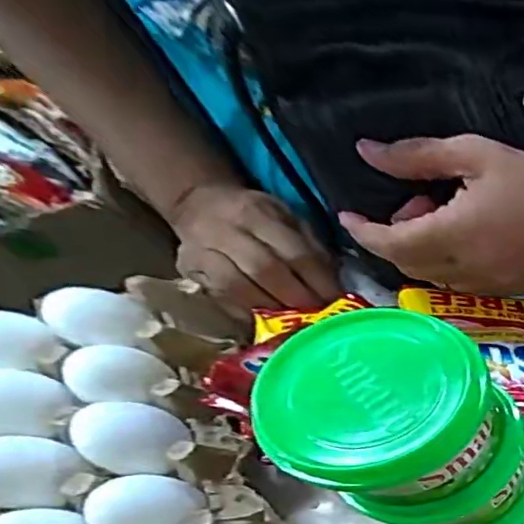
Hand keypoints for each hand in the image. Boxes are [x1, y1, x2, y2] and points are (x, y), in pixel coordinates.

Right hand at [169, 184, 339, 308]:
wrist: (200, 204)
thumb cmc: (261, 221)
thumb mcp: (293, 223)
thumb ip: (314, 251)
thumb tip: (337, 288)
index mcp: (261, 214)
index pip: (297, 253)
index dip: (320, 282)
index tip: (337, 301)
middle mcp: (227, 229)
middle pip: (266, 270)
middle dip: (297, 297)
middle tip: (318, 315)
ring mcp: (200, 247)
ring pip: (237, 285)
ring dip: (271, 307)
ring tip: (295, 320)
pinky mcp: (187, 266)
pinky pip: (219, 295)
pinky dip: (246, 310)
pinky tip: (266, 320)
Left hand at [337, 136, 523, 294]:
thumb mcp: (472, 153)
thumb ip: (416, 156)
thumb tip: (366, 152)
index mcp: (453, 235)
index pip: (390, 244)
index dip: (363, 232)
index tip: (347, 215)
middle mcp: (468, 269)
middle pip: (409, 265)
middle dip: (397, 239)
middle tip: (416, 204)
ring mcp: (491, 284)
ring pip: (436, 279)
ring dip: (424, 254)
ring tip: (444, 220)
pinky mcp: (510, 289)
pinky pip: (464, 285)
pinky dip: (450, 267)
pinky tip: (467, 241)